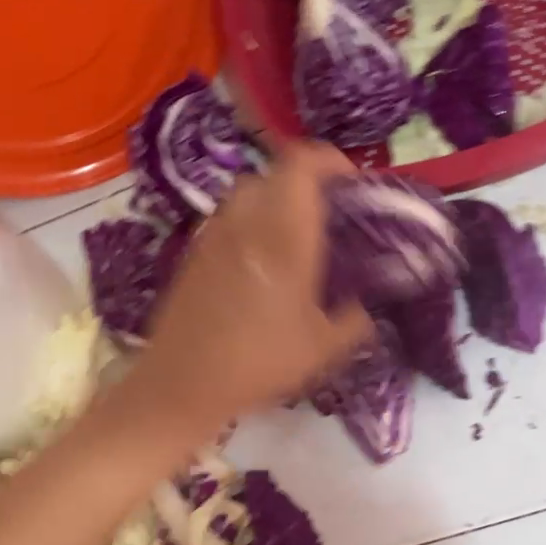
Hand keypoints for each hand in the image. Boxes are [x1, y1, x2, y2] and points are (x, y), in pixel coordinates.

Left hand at [131, 142, 372, 429]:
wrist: (182, 384)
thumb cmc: (258, 363)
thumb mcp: (322, 349)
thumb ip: (353, 321)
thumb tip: (363, 308)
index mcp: (283, 235)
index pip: (302, 164)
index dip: (329, 160)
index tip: (352, 182)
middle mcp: (245, 222)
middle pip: (275, 174)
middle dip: (305, 184)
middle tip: (328, 213)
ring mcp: (213, 235)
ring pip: (247, 194)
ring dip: (275, 203)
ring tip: (295, 238)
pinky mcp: (194, 253)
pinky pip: (228, 220)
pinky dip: (251, 225)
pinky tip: (262, 265)